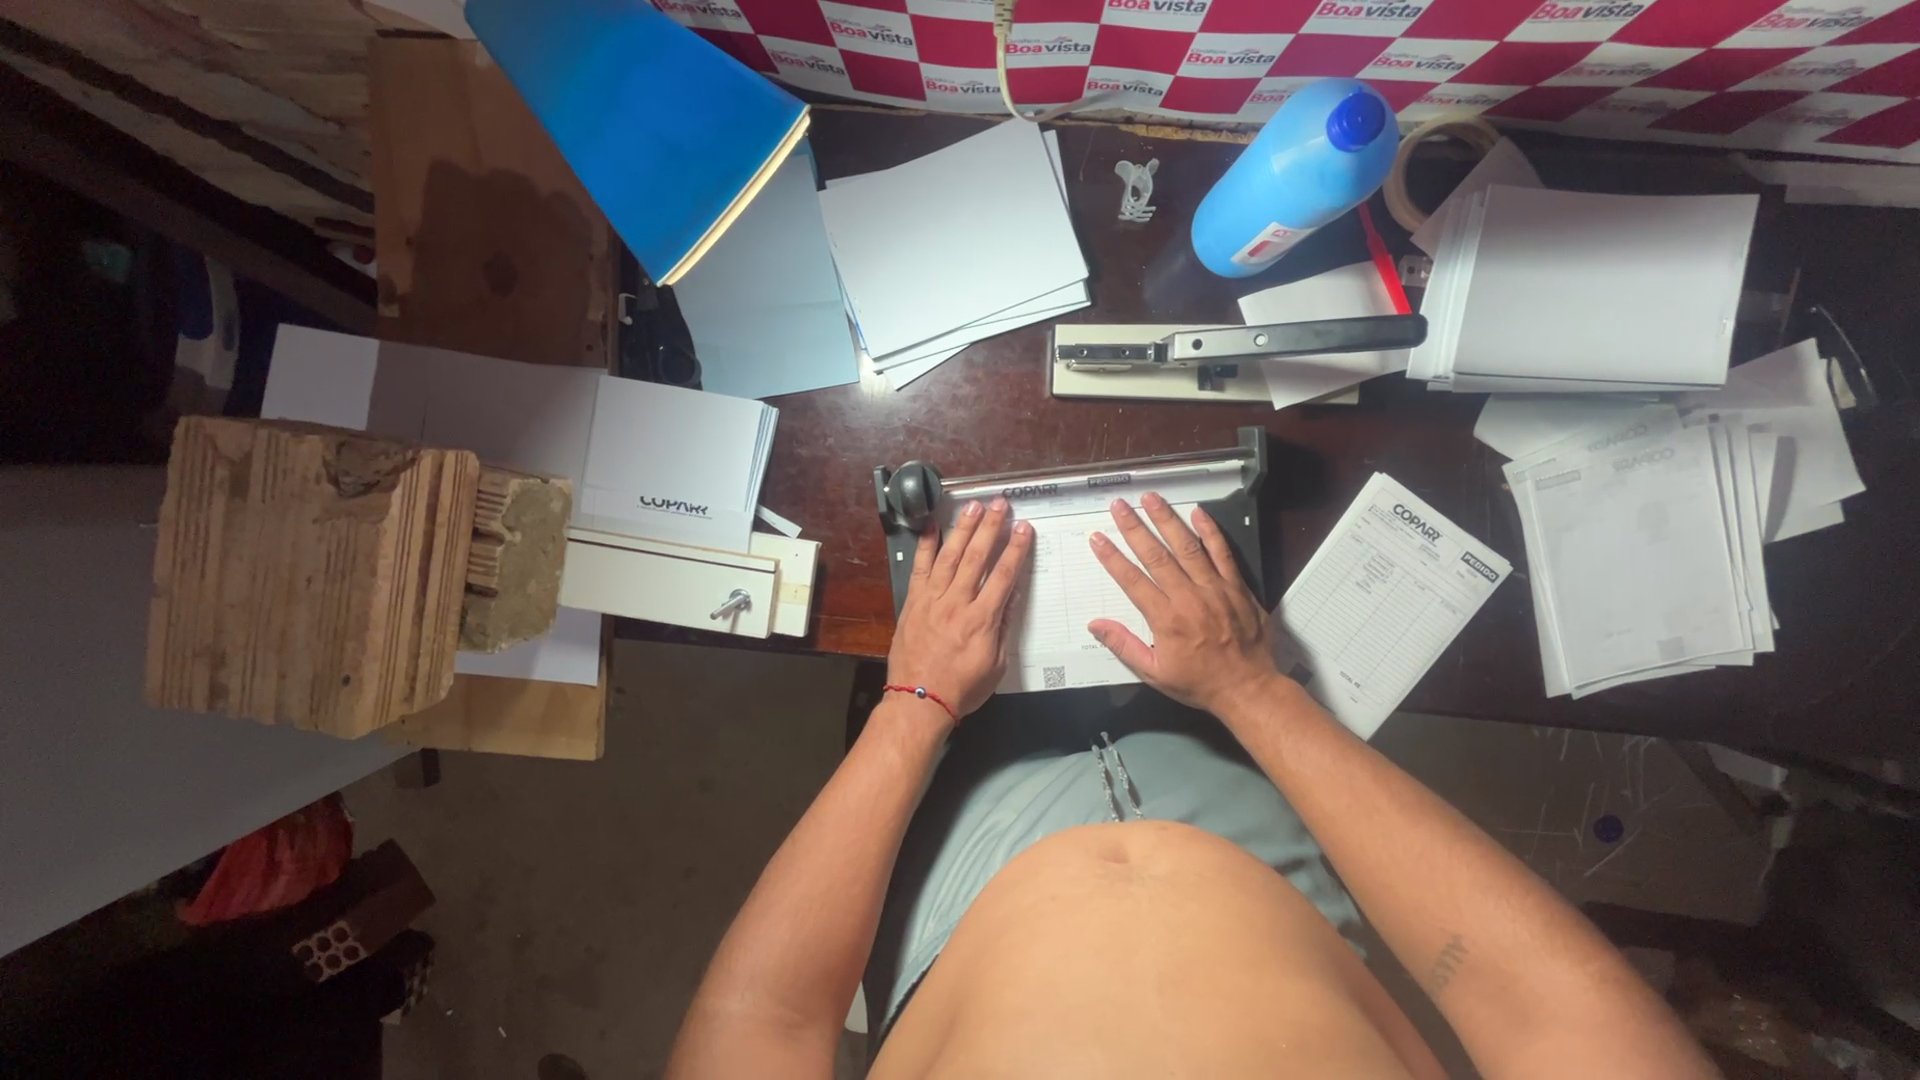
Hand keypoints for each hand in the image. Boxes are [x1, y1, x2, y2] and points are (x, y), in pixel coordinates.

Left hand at [888, 496, 1034, 720]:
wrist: (918, 701)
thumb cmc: (962, 689)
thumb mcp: (997, 665)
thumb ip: (1004, 628)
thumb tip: (1011, 597)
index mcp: (982, 620)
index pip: (1003, 575)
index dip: (1016, 549)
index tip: (1024, 528)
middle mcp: (957, 603)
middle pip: (977, 557)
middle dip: (991, 527)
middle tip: (1000, 504)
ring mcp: (932, 599)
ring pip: (950, 555)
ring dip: (963, 529)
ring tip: (973, 506)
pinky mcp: (913, 601)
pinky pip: (919, 568)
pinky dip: (926, 546)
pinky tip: (932, 526)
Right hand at [1087, 493, 1284, 716]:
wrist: (1249, 689)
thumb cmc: (1199, 683)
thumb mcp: (1154, 673)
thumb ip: (1124, 645)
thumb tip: (1096, 624)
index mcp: (1166, 619)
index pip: (1132, 580)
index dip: (1112, 557)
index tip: (1098, 538)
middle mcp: (1188, 597)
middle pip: (1156, 555)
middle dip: (1134, 528)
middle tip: (1119, 506)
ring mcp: (1215, 588)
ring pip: (1187, 547)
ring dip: (1167, 520)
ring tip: (1151, 498)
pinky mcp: (1237, 586)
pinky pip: (1222, 553)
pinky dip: (1210, 531)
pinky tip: (1198, 512)